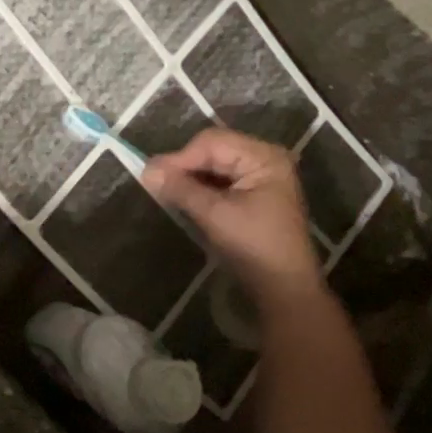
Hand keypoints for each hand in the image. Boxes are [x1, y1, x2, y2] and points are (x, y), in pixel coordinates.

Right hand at [140, 128, 323, 301]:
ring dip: (191, 177)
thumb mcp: (214, 215)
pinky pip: (222, 180)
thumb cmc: (254, 247)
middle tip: (156, 182)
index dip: (181, 157)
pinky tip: (185, 198)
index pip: (213, 142)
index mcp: (264, 157)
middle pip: (215, 150)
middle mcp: (265, 159)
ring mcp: (262, 177)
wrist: (284, 289)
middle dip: (185, 165)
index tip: (152, 176)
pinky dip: (202, 187)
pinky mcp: (255, 194)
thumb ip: (180, 188)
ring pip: (215, 165)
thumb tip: (146, 169)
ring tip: (166, 190)